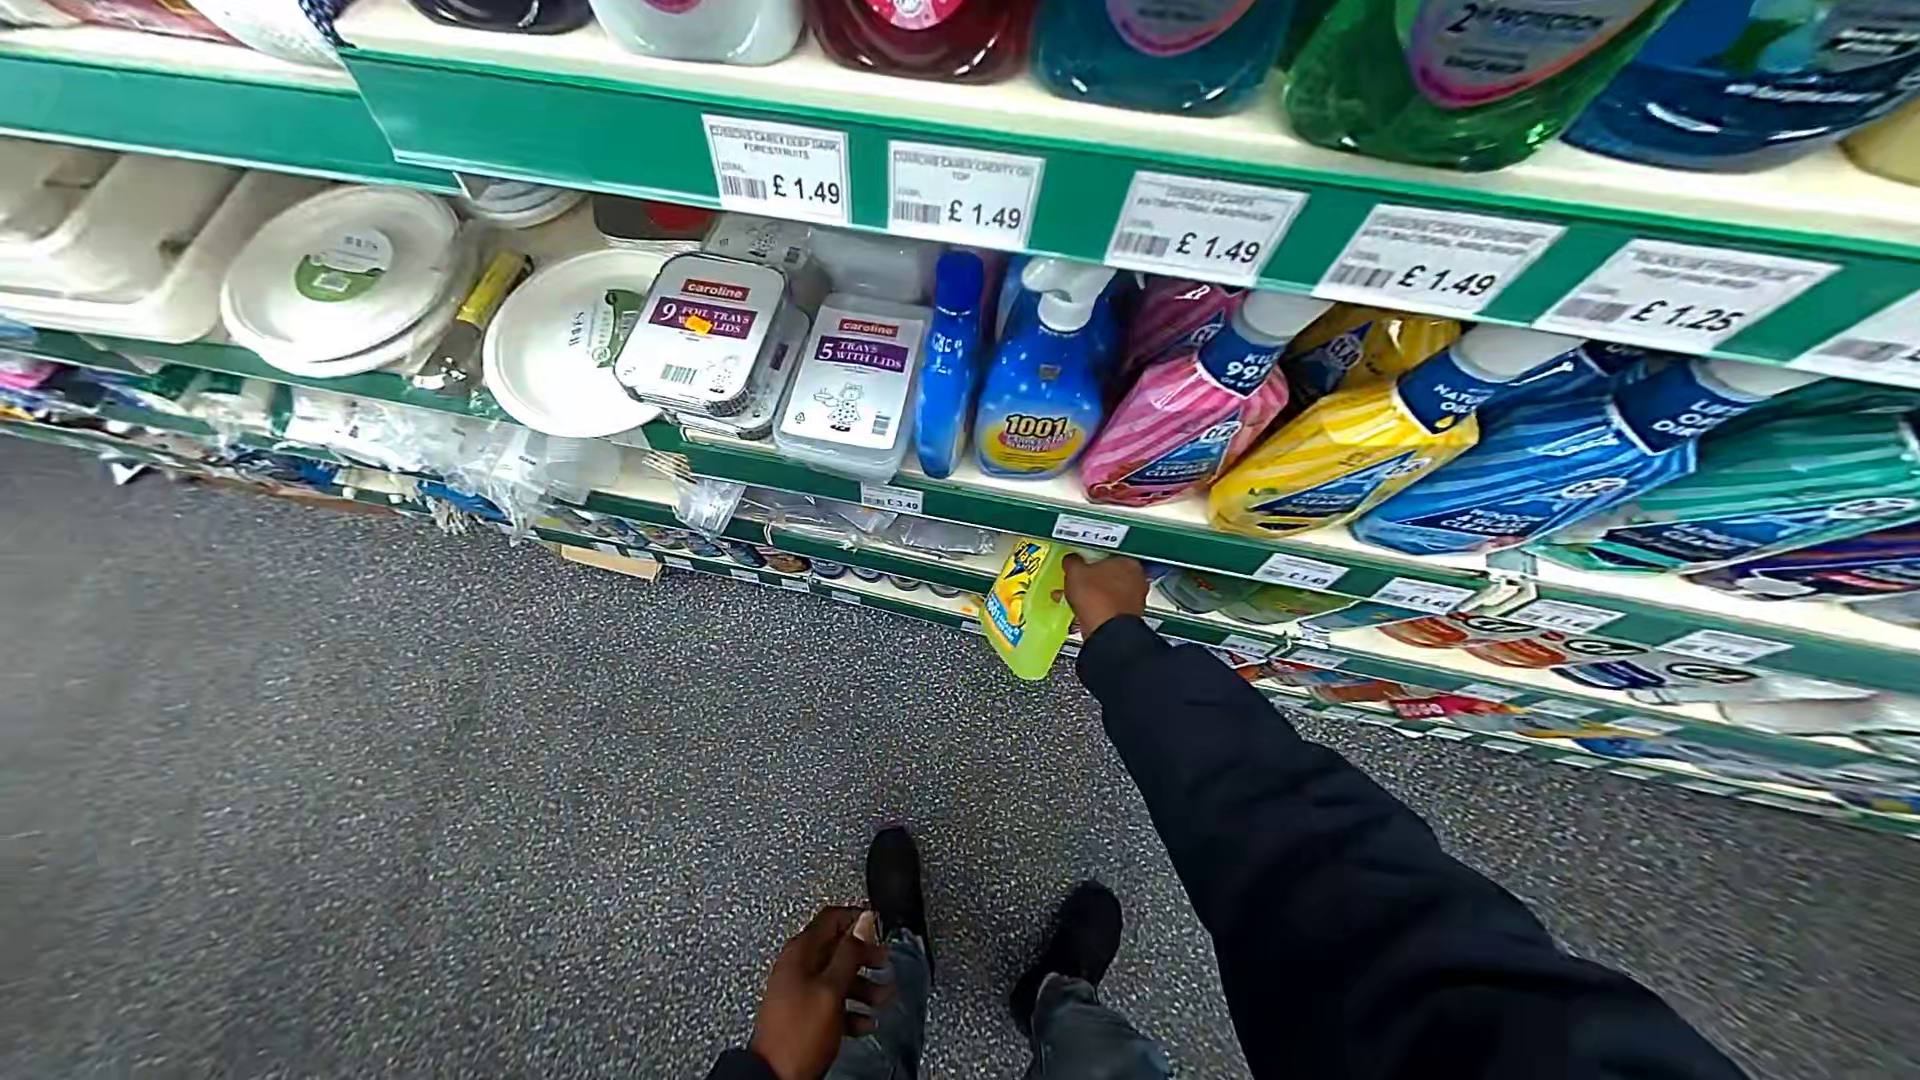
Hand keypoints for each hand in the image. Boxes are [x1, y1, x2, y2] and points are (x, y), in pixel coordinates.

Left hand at [749, 906, 888, 1079]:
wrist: (774, 1079)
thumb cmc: (798, 1033)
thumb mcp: (831, 987)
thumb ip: (849, 952)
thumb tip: (863, 921)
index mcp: (801, 952)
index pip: (831, 918)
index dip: (856, 918)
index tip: (876, 925)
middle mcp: (797, 967)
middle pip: (836, 948)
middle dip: (864, 955)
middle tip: (883, 960)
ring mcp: (798, 991)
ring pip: (837, 977)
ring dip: (863, 985)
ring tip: (882, 996)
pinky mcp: (801, 1015)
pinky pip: (831, 1002)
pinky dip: (850, 1009)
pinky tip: (864, 1021)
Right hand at [1062, 554, 1147, 636]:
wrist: (1106, 631)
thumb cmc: (1097, 597)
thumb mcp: (1075, 572)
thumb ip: (1073, 561)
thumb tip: (1071, 560)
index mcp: (1129, 562)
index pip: (1108, 553)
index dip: (1091, 557)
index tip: (1080, 561)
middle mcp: (1137, 580)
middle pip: (1108, 574)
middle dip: (1090, 577)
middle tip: (1076, 579)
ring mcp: (1133, 601)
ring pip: (1107, 592)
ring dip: (1090, 593)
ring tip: (1071, 596)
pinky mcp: (1126, 618)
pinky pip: (1106, 607)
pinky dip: (1093, 607)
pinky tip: (1078, 609)